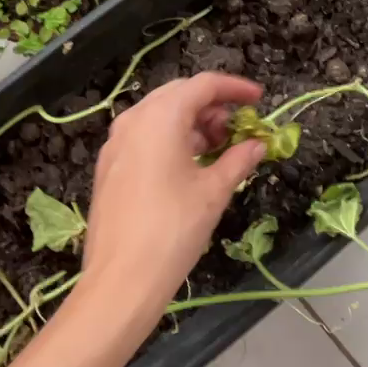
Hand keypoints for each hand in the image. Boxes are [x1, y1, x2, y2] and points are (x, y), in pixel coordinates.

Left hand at [79, 72, 266, 317]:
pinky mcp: (109, 166)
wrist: (120, 281)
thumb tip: (257, 145)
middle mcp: (134, 119)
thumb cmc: (173, 230)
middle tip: (237, 129)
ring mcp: (116, 143)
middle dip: (212, 106)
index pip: (204, 85)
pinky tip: (189, 166)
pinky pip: (144, 136)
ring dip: (192, 123)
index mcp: (161, 116)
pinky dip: (171, 139)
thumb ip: (238, 159)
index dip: (235, 88)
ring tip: (217, 150)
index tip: (258, 100)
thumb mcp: (214, 192)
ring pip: (160, 115)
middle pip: (180, 95)